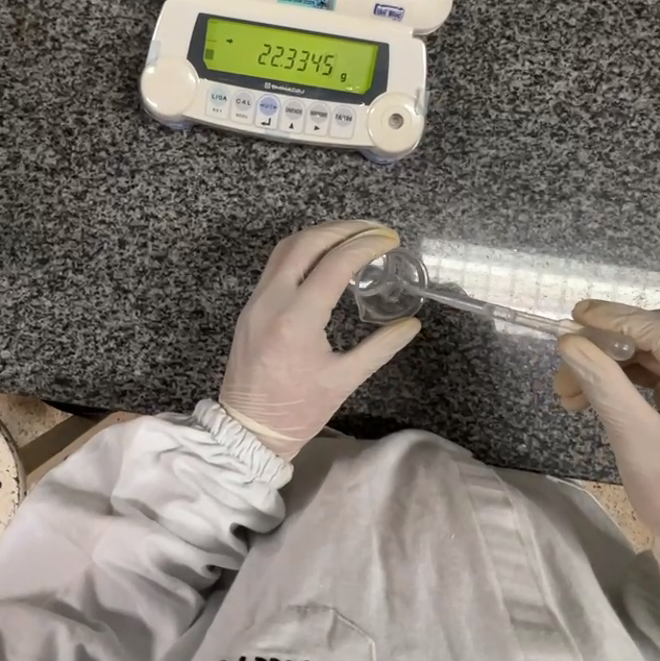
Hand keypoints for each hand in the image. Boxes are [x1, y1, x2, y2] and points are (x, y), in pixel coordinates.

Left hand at [219, 222, 421, 459]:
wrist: (248, 430)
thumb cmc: (297, 411)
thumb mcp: (344, 381)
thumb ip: (380, 347)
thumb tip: (411, 323)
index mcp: (297, 319)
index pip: (335, 264)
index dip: (366, 246)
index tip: (389, 240)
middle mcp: (272, 300)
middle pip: (306, 243)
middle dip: (343, 230)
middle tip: (374, 230)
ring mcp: (256, 301)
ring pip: (286, 248)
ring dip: (320, 235)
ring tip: (352, 236)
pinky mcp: (250, 306)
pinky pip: (276, 264)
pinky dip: (303, 251)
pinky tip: (325, 257)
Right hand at [553, 300, 659, 600]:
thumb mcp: (637, 443)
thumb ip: (604, 386)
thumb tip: (568, 342)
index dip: (622, 321)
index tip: (575, 315)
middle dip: (613, 343)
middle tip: (567, 354)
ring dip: (616, 360)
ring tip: (571, 385)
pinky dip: (631, 373)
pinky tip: (597, 387)